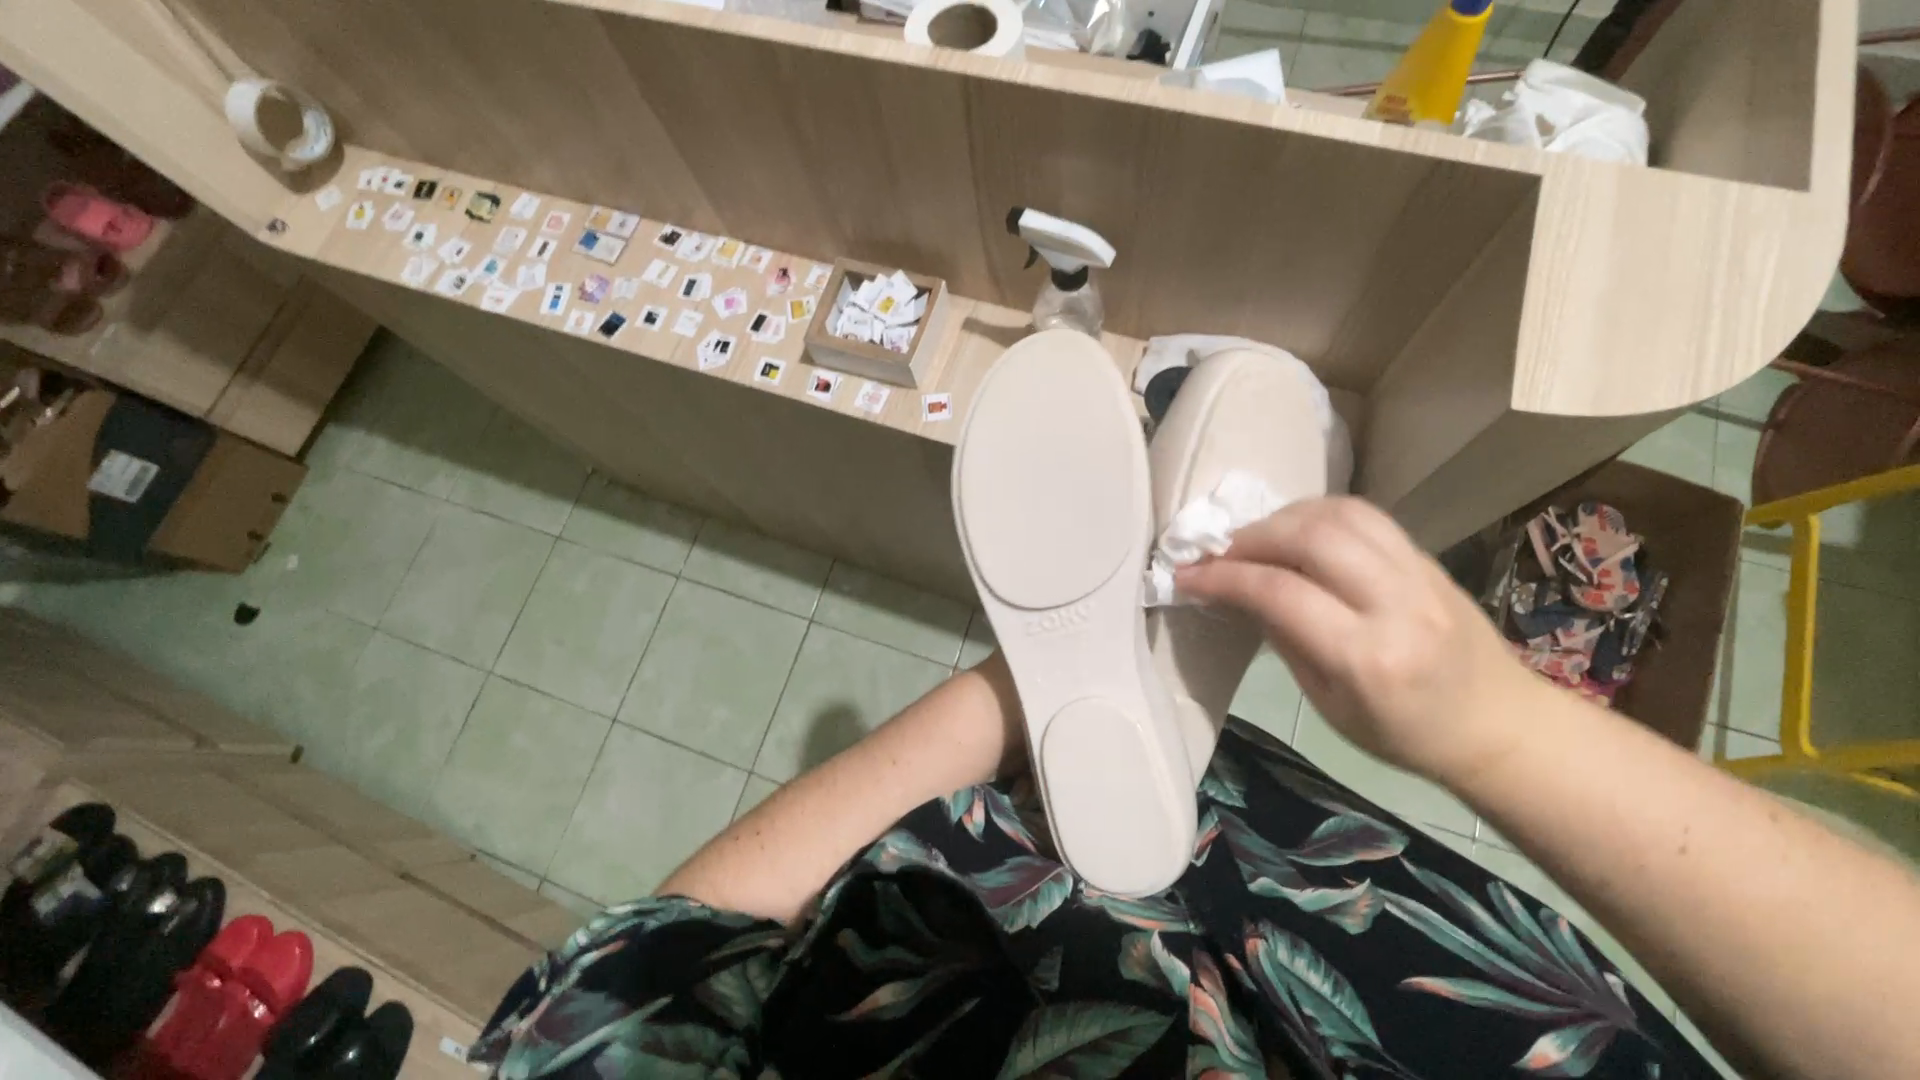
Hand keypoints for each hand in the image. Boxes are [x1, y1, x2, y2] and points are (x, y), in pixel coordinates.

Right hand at [1176, 497, 1546, 785]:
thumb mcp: (1329, 705)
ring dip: (1283, 517)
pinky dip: (1318, 513)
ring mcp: (1418, 574)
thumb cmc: (1404, 734)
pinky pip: (1365, 516)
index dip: (1223, 577)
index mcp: (1367, 657)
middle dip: (1250, 537)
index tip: (1186, 576)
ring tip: (1253, 537)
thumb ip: (1286, 641)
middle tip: (1216, 551)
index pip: (1280, 593)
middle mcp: (1396, 604)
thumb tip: (1242, 593)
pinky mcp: (1427, 558)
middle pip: (1310, 539)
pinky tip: (1296, 528)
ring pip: (1339, 514)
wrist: (1499, 725)